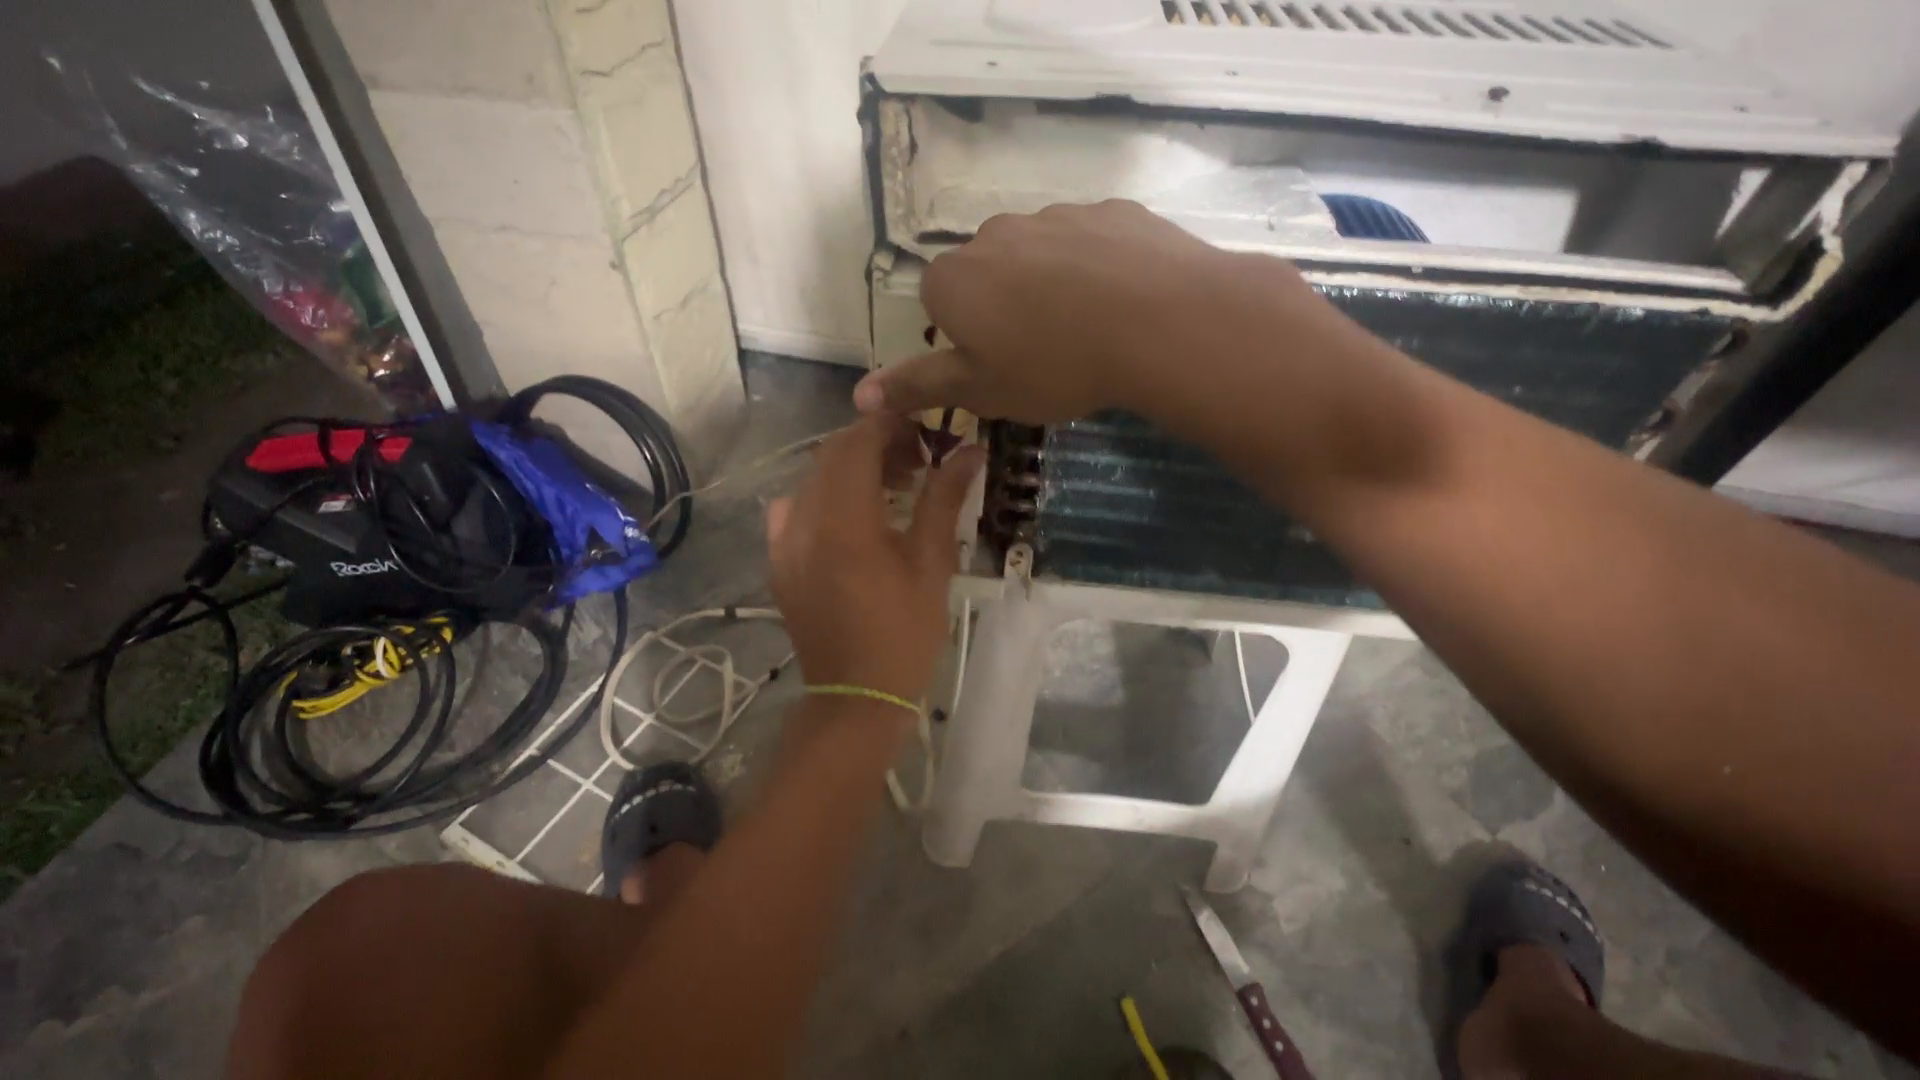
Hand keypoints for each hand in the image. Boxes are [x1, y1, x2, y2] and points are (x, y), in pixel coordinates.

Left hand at [765, 416, 984, 703]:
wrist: (855, 696)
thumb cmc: (904, 633)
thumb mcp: (932, 563)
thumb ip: (944, 498)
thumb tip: (970, 450)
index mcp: (844, 519)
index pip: (858, 442)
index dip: (890, 423)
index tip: (926, 427)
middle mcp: (803, 520)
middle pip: (832, 455)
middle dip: (874, 444)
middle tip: (918, 458)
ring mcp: (783, 541)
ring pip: (813, 479)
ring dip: (851, 469)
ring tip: (894, 486)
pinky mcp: (778, 561)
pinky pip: (795, 509)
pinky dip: (825, 497)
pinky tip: (852, 518)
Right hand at [852, 200, 1319, 423]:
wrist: (1157, 322)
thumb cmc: (1053, 365)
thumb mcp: (979, 390)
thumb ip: (917, 386)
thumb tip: (858, 395)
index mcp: (954, 278)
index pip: (939, 303)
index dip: (966, 338)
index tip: (1000, 365)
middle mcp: (996, 233)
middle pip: (989, 274)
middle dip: (1007, 307)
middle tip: (1045, 352)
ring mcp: (1057, 214)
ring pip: (1042, 255)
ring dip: (1053, 286)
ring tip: (1091, 330)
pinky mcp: (1112, 210)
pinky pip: (1093, 243)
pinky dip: (1100, 268)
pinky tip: (1125, 302)